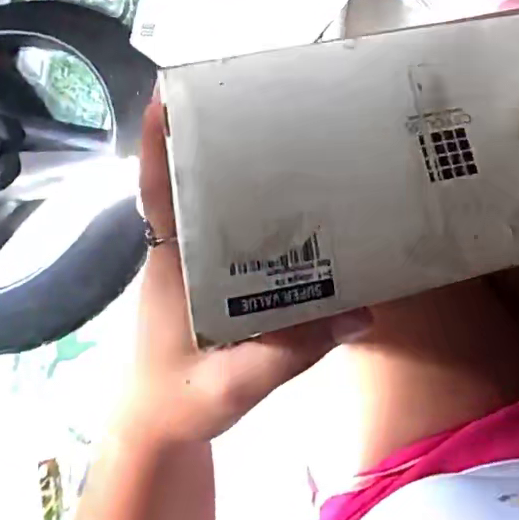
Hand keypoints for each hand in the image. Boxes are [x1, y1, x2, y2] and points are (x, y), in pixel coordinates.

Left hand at [123, 95, 369, 443]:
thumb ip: (287, 356)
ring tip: (287, 136)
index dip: (157, 143)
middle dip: (213, 136)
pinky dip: (254, 206)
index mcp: (174, 265)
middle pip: (192, 180)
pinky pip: (232, 229)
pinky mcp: (214, 278)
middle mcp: (183, 252)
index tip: (165, 92)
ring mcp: (197, 264)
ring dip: (237, 167)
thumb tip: (361, 313)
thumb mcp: (231, 387)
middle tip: (258, 100)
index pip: (158, 192)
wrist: (158, 427)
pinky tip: (296, 200)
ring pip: (214, 202)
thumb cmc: (180, 403)